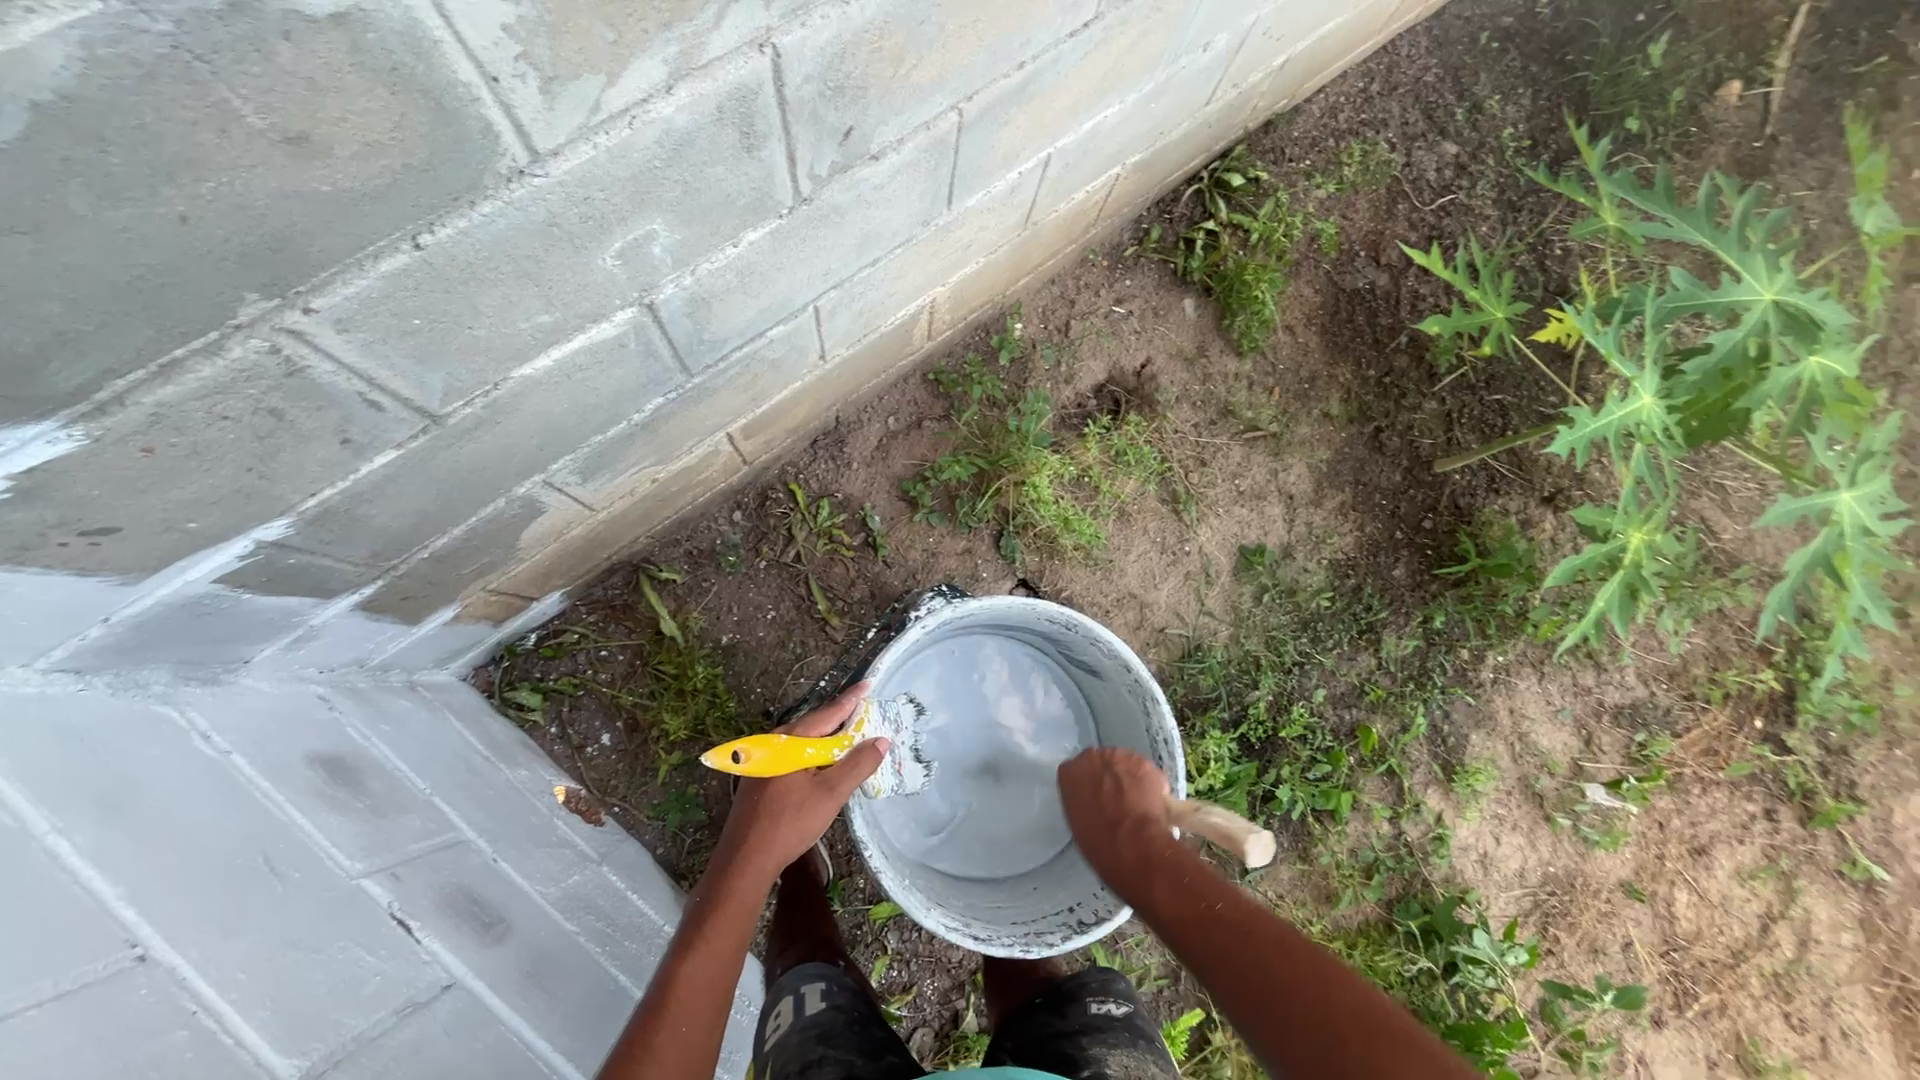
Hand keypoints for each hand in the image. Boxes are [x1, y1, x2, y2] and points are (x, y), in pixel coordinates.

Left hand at [711, 682, 885, 886]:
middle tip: (864, 711)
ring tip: (849, 735)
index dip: (851, 700)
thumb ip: (857, 765)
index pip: (828, 713)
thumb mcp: (830, 794)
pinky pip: (794, 755)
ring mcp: (764, 760)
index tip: (868, 683)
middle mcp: (774, 743)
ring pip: (803, 742)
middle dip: (840, 718)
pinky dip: (814, 754)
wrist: (745, 859)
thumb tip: (880, 741)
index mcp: (791, 740)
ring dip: (827, 739)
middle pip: (814, 725)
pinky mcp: (761, 777)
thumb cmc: (789, 823)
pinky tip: (823, 764)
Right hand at [1058, 747, 1175, 888]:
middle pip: (1100, 762)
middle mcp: (1093, 757)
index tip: (1093, 798)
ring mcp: (1121, 756)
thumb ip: (1081, 801)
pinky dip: (1148, 783)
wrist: (1134, 843)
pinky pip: (1144, 771)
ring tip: (1136, 801)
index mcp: (1070, 772)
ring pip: (1124, 763)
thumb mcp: (1077, 822)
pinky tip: (1150, 802)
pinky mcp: (1145, 763)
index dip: (1087, 785)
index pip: (1075, 772)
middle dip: (1107, 776)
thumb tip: (1092, 802)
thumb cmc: (1100, 841)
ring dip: (1127, 777)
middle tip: (1115, 798)